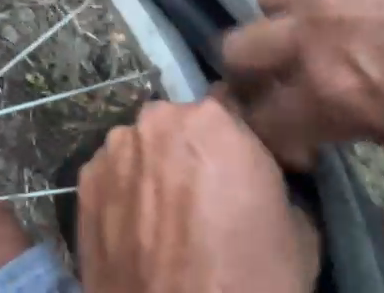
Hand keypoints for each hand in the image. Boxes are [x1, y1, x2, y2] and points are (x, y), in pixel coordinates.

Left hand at [77, 93, 318, 292]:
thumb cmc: (252, 279)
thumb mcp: (300, 229)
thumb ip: (270, 182)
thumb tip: (258, 182)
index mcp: (212, 120)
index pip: (229, 107)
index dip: (238, 137)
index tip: (243, 165)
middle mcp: (157, 120)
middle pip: (178, 124)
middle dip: (190, 150)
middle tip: (204, 195)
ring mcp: (114, 147)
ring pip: (141, 146)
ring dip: (153, 168)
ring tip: (166, 216)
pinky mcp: (84, 180)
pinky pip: (113, 174)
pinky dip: (124, 192)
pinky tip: (137, 229)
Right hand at [222, 0, 383, 208]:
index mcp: (337, 90)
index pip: (266, 118)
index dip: (272, 145)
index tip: (293, 157)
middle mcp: (325, 28)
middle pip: (242, 44)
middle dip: (249, 78)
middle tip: (286, 102)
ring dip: (286, 29)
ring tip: (329, 54)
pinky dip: (345, 7)